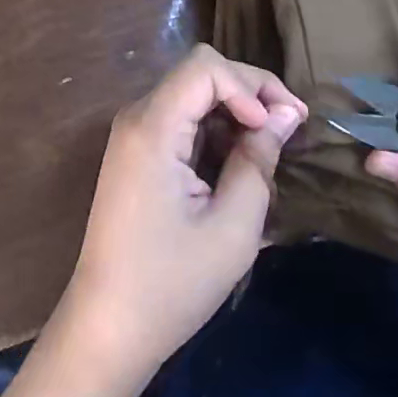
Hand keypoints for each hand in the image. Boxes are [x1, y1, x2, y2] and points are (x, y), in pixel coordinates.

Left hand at [10, 45, 305, 396]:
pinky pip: (182, 116)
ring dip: (236, 109)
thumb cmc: (171, 285)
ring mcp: (133, 133)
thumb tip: (285, 114)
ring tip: (269, 147)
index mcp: (153, 128)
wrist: (108, 329)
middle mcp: (137, 117)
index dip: (249, 86)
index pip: (206, 67)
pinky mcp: (137, 151)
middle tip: (290, 126)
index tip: (275, 127)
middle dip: (250, 91)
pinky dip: (216, 127)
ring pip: (194, 91)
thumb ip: (259, 160)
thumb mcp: (232, 228)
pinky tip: (238, 160)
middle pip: (201, 72)